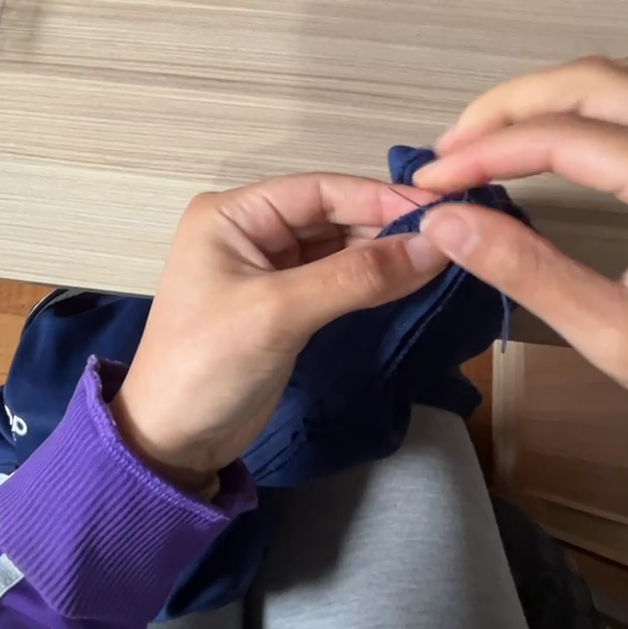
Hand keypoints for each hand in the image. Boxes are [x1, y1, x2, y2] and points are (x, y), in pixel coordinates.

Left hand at [113, 175, 449, 491]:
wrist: (174, 438)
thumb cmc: (209, 362)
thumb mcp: (279, 312)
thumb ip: (356, 276)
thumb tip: (434, 244)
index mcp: (232, 214)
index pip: (317, 190)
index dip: (378, 196)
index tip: (442, 207)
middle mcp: (249, 230)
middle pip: (330, 214)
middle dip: (385, 224)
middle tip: (454, 235)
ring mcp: (266, 267)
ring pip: (336, 245)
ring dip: (382, 252)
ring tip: (444, 255)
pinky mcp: (282, 301)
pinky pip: (335, 278)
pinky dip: (369, 279)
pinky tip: (409, 278)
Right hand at [412, 57, 627, 519]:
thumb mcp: (614, 337)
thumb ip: (523, 268)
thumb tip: (440, 220)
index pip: (569, 136)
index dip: (486, 152)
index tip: (430, 182)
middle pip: (598, 81)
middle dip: (508, 106)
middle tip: (449, 149)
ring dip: (548, 98)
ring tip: (489, 139)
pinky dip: (589, 107)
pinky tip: (556, 138)